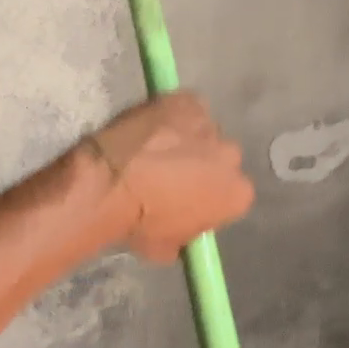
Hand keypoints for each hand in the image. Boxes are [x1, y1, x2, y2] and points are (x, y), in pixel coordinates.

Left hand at [87, 92, 255, 262]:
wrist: (110, 182)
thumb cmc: (139, 221)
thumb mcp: (168, 247)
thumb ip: (187, 234)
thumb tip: (181, 229)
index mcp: (237, 195)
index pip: (231, 193)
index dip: (208, 194)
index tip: (186, 196)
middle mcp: (231, 157)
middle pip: (220, 158)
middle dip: (201, 162)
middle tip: (170, 169)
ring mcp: (209, 124)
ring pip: (202, 130)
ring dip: (186, 137)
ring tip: (157, 144)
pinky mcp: (186, 100)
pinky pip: (185, 106)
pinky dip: (172, 113)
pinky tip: (153, 124)